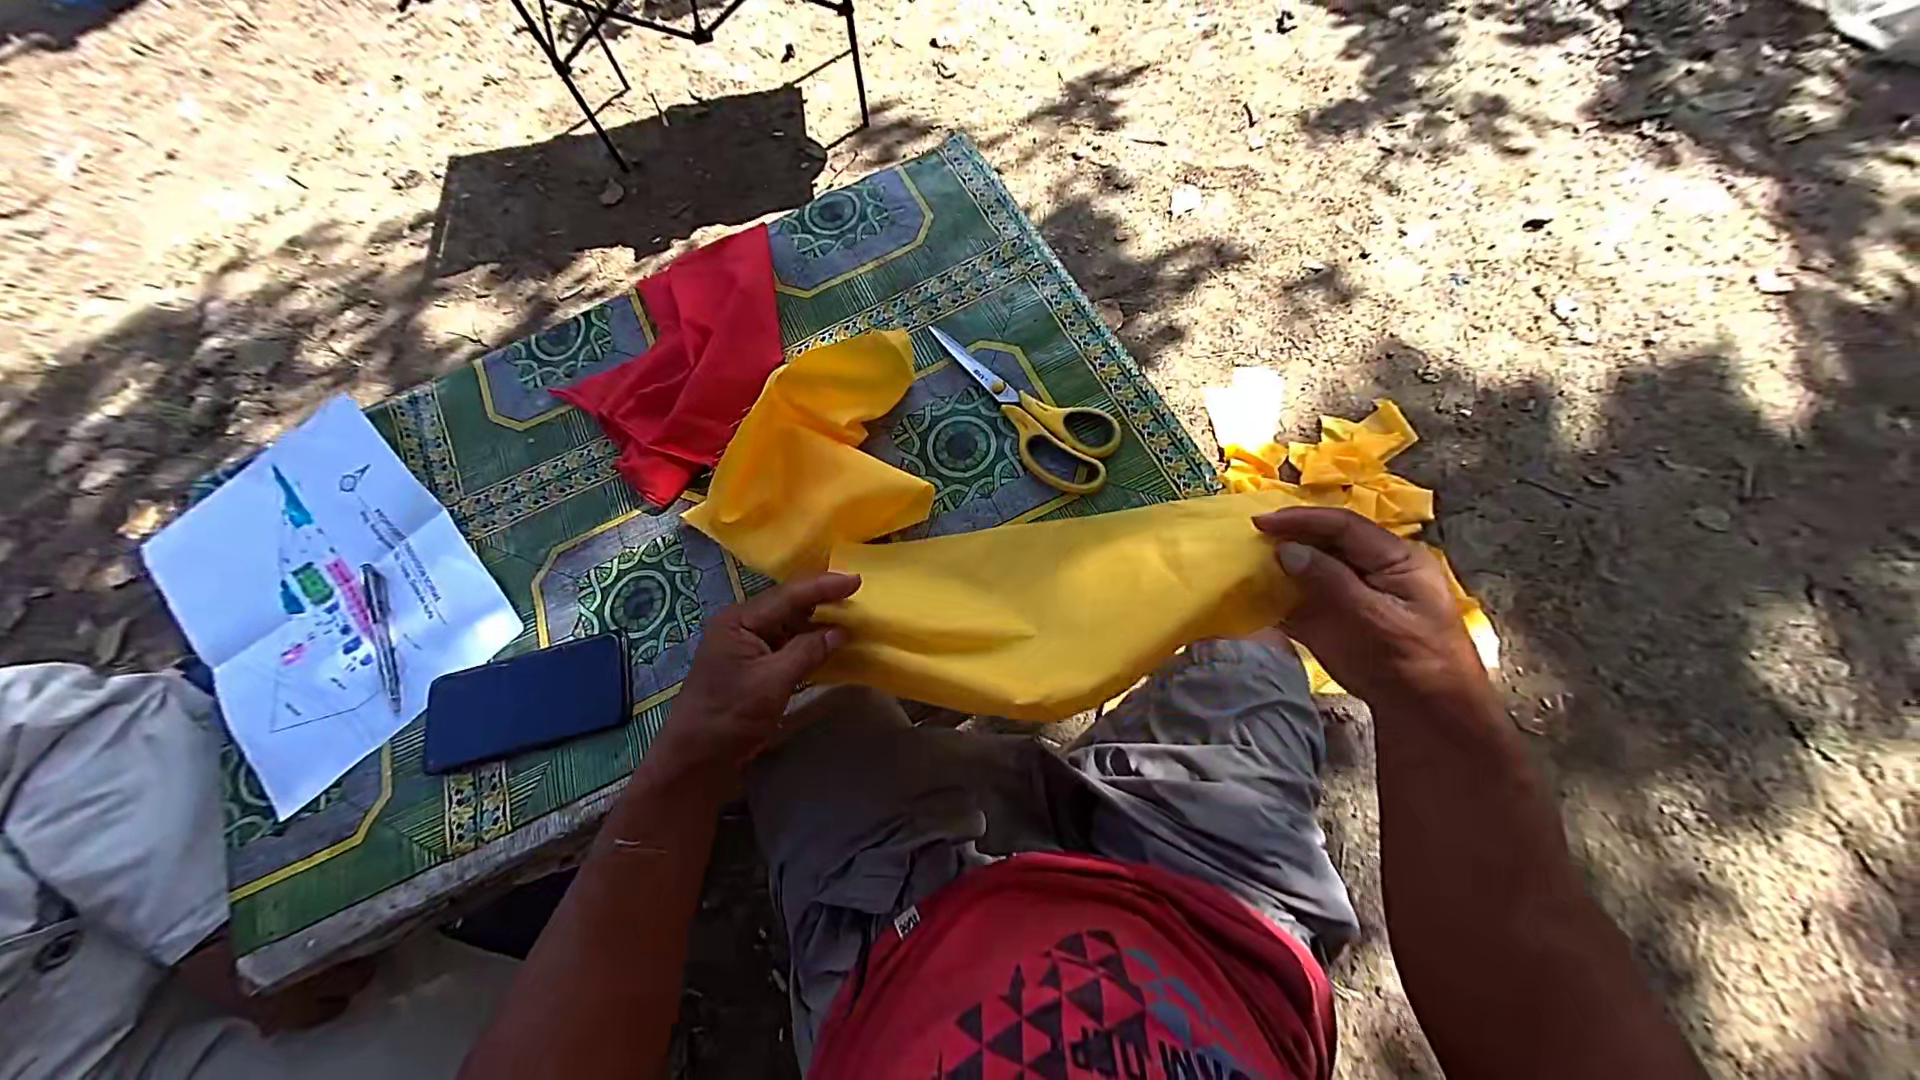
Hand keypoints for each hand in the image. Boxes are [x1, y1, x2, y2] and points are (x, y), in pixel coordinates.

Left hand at [643, 572, 860, 782]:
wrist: (698, 760)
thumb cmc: (730, 716)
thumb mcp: (773, 681)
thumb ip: (808, 651)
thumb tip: (841, 631)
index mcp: (739, 621)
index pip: (788, 596)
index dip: (823, 587)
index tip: (856, 580)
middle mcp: (742, 626)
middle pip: (788, 605)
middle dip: (822, 599)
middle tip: (857, 591)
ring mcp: (748, 646)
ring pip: (790, 625)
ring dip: (818, 622)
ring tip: (851, 613)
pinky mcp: (755, 666)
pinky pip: (788, 644)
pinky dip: (810, 643)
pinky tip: (831, 642)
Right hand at [1253, 507, 1489, 709]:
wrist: (1424, 713)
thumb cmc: (1415, 661)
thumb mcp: (1378, 618)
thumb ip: (1332, 581)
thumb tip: (1286, 550)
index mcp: (1394, 559)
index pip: (1344, 526)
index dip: (1303, 519)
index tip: (1263, 522)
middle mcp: (1367, 568)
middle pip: (1321, 541)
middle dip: (1286, 536)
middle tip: (1248, 535)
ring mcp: (1344, 592)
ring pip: (1304, 566)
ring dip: (1274, 563)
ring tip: (1242, 559)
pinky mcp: (1325, 617)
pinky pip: (1292, 597)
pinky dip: (1270, 593)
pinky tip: (1248, 591)